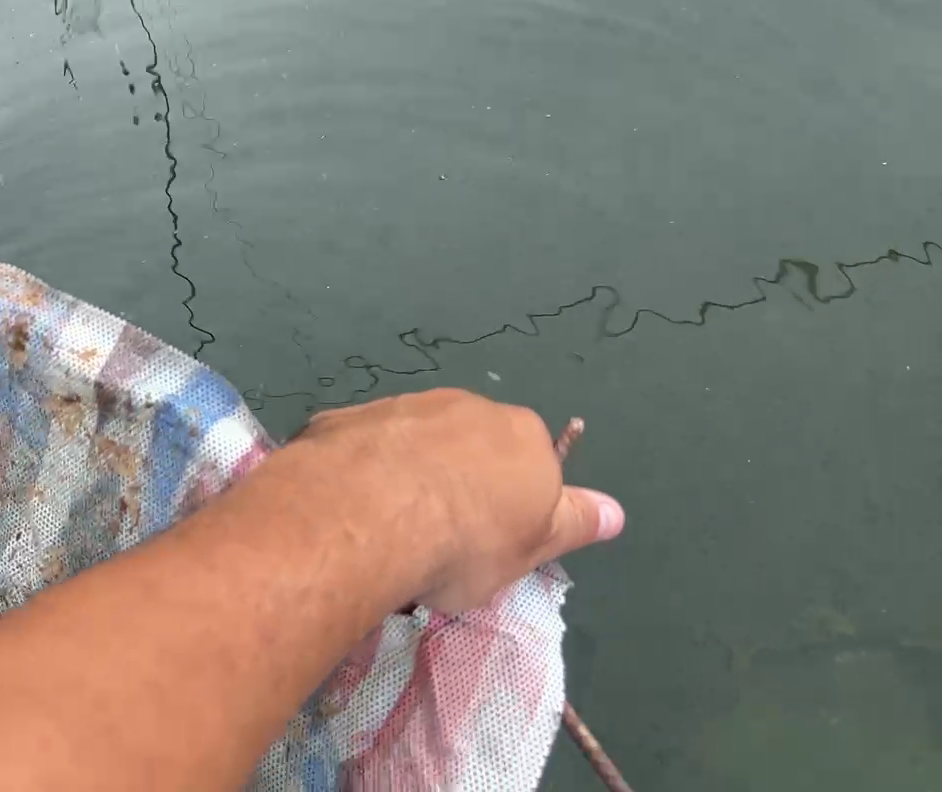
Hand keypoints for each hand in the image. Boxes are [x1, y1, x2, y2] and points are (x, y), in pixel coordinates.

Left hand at [296, 389, 624, 612]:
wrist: (364, 512)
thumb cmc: (463, 541)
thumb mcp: (531, 548)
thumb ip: (571, 523)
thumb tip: (613, 509)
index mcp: (518, 434)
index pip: (526, 462)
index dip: (508, 501)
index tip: (487, 534)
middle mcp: (459, 405)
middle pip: (464, 442)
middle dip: (454, 477)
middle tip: (436, 527)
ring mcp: (396, 405)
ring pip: (408, 438)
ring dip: (402, 468)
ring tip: (386, 517)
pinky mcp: (341, 416)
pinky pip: (358, 442)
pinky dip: (356, 465)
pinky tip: (345, 497)